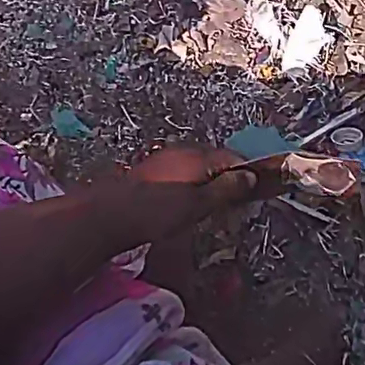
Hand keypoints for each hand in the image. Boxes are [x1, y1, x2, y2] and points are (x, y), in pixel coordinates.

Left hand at [123, 144, 258, 236]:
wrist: (111, 214)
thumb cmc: (158, 212)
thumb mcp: (198, 205)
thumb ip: (226, 189)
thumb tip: (250, 176)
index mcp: (199, 156)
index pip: (234, 157)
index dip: (247, 174)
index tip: (252, 194)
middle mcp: (184, 151)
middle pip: (216, 160)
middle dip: (228, 178)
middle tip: (233, 204)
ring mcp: (166, 158)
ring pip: (198, 166)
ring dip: (209, 182)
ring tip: (210, 207)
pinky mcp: (153, 169)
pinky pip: (182, 171)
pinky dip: (191, 184)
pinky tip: (185, 203)